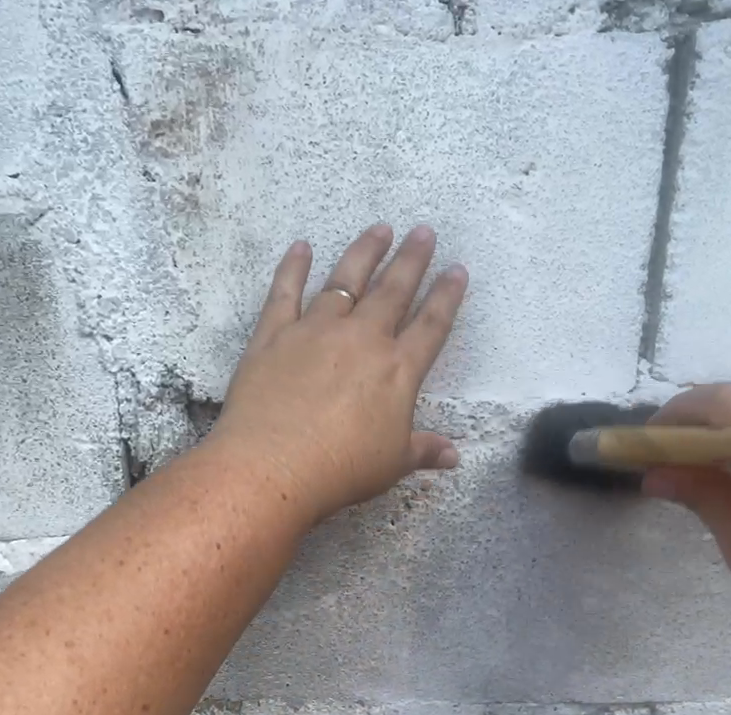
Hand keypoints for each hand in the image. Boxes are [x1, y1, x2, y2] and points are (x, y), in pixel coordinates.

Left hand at [206, 224, 467, 524]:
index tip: (457, 270)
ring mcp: (315, 331)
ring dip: (364, 252)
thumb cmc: (341, 469)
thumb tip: (454, 455)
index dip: (447, 296)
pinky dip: (293, 267)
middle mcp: (362, 339)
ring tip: (379, 229)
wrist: (273, 466)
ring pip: (345, 280)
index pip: (432, 325)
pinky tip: (301, 247)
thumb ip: (423, 451)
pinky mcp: (274, 335)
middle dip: (412, 259)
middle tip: (423, 231)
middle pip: (393, 290)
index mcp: (398, 370)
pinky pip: (285, 292)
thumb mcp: (392, 464)